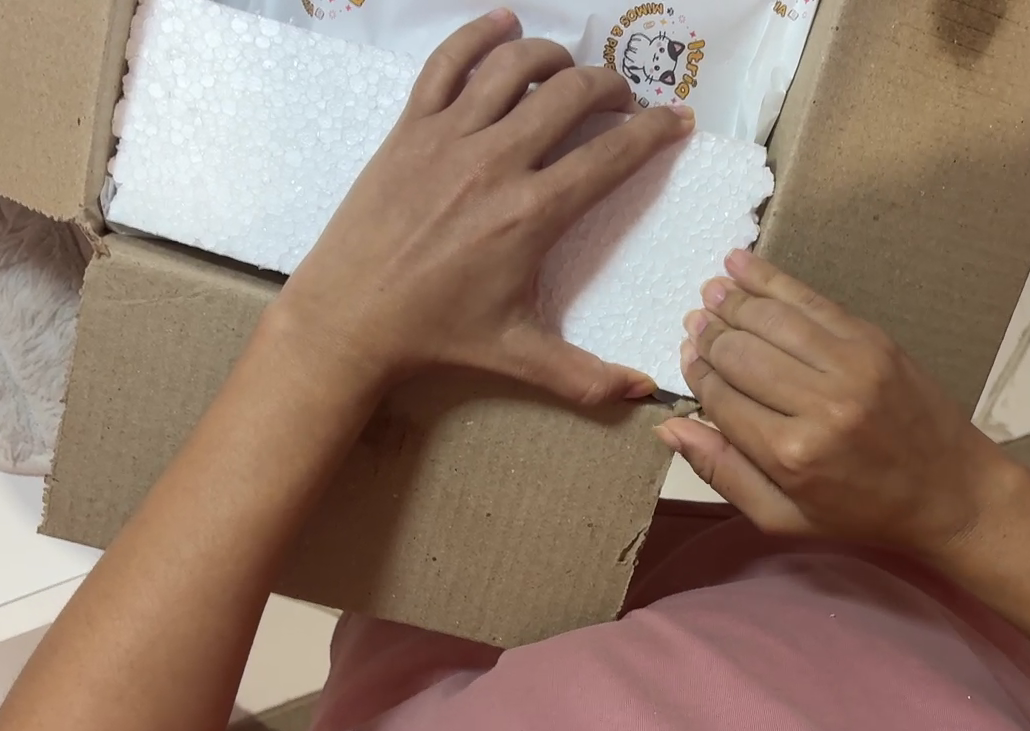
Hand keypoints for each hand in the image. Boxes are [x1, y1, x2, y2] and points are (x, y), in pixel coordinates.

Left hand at [272, 9, 692, 404]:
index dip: (653, 132)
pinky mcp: (410, 125)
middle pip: (572, 95)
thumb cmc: (439, 335)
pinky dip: (481, 32)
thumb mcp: (519, 356)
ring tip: (572, 70)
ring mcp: (449, 135)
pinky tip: (506, 23)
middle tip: (624, 101)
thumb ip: (586, 378)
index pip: (610, 156)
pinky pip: (449, 59)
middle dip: (611, 88)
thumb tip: (643, 394)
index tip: (677, 120)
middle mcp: (496, 161)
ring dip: (556, 57)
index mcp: (531, 214)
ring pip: (516, 65)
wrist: (352, 316)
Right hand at [658, 250, 1023, 559]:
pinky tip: (742, 265)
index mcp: (789, 455)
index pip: (721, 397)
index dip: (696, 374)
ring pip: (770, 320)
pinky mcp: (874, 340)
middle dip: (709, 337)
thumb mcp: (783, 518)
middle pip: (740, 353)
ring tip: (711, 293)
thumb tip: (669, 427)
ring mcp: (850, 365)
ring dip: (733, 303)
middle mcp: (817, 404)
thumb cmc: (860, 514)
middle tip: (694, 325)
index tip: (686, 359)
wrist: (951, 493)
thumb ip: (724, 473)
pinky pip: (810, 301)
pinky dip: (772, 280)